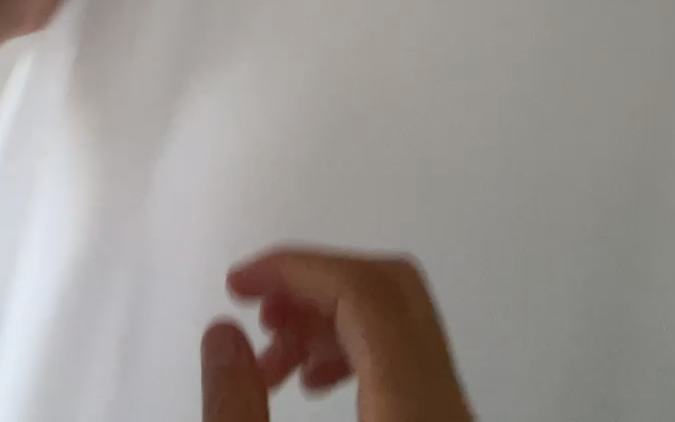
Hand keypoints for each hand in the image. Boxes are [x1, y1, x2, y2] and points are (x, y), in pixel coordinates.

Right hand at [202, 248, 474, 421]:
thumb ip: (238, 408)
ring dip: (328, 315)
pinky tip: (310, 375)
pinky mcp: (442, 421)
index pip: (366, 292)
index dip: (296, 268)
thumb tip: (223, 333)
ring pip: (400, 320)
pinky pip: (406, 356)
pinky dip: (352, 345)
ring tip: (272, 349)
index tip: (242, 280)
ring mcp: (451, 413)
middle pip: (392, 289)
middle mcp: (448, 404)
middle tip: (256, 299)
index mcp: (417, 408)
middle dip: (314, 281)